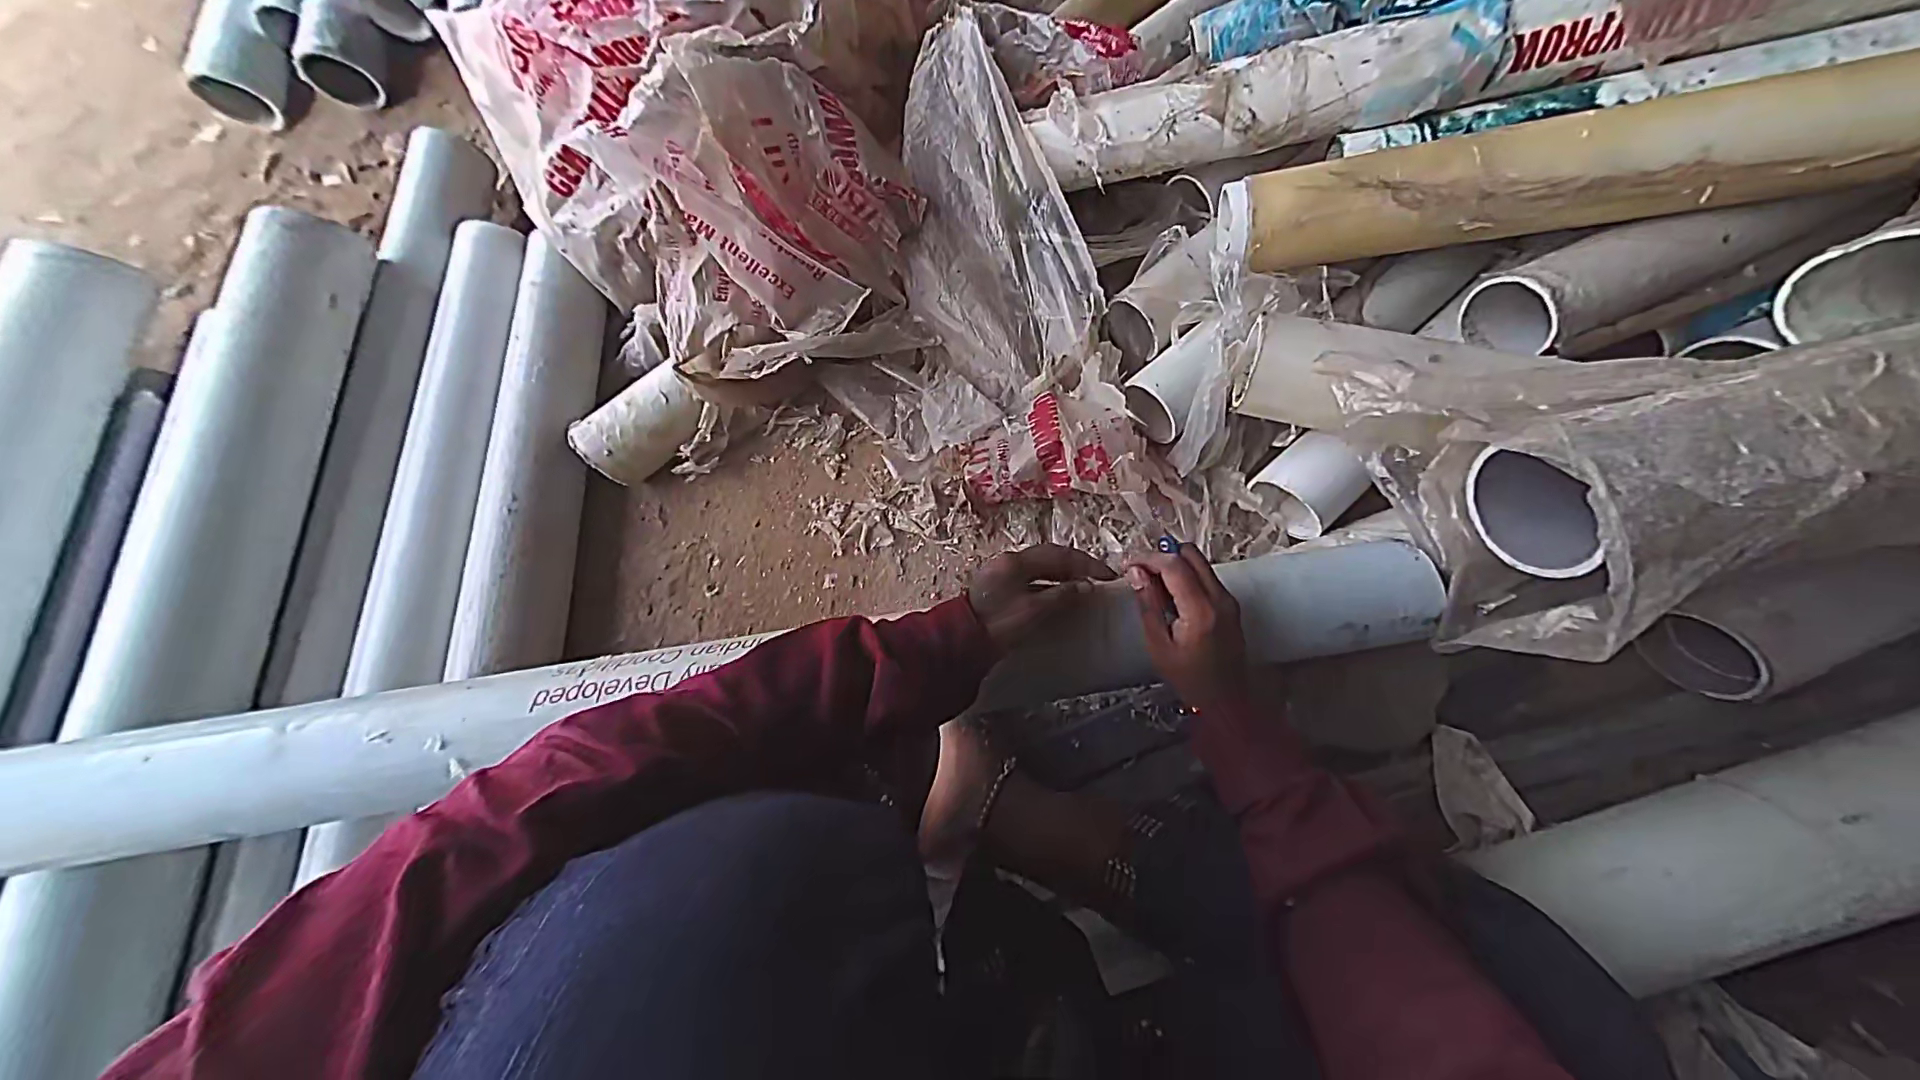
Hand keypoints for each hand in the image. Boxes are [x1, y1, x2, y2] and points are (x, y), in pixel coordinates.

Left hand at [968, 544, 1118, 652]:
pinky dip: (1051, 584)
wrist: (962, 641)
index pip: (1060, 555)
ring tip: (1085, 587)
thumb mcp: (1034, 611)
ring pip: (1041, 567)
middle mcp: (1010, 562)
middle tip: (1099, 578)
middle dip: (1077, 566)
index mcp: (1017, 562)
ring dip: (1064, 574)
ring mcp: (1002, 574)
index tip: (1108, 576)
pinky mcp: (999, 589)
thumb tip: (1085, 586)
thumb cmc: (998, 625)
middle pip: (1050, 557)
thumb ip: (1061, 596)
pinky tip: (1061, 596)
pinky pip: (1033, 578)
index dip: (1087, 564)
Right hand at [1125, 544, 1248, 711]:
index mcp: (1201, 610)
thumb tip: (1136, 572)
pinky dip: (1185, 574)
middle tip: (1139, 568)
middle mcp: (1220, 599)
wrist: (1227, 699)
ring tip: (1150, 581)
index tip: (1128, 563)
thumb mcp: (1159, 644)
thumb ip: (1148, 604)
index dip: (1148, 558)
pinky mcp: (1230, 604)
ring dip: (1173, 563)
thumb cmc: (1189, 678)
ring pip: (1199, 562)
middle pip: (1190, 554)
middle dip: (1162, 554)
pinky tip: (1168, 592)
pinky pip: (1205, 575)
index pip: (1174, 565)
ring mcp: (1229, 600)